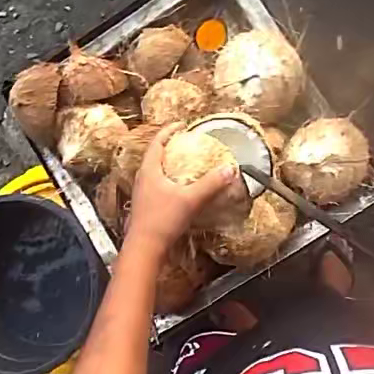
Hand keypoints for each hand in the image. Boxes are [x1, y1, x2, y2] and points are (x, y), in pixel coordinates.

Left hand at [123, 123, 236, 252]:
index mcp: (149, 171)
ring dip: (169, 165)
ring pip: (155, 172)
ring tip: (184, 164)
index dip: (169, 131)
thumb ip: (211, 184)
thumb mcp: (191, 200)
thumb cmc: (162, 220)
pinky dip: (169, 181)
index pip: (158, 143)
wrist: (144, 249)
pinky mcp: (146, 207)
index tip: (182, 125)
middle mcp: (143, 179)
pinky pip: (158, 186)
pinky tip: (181, 190)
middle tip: (185, 143)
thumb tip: (230, 168)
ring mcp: (142, 194)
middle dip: (170, 147)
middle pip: (155, 156)